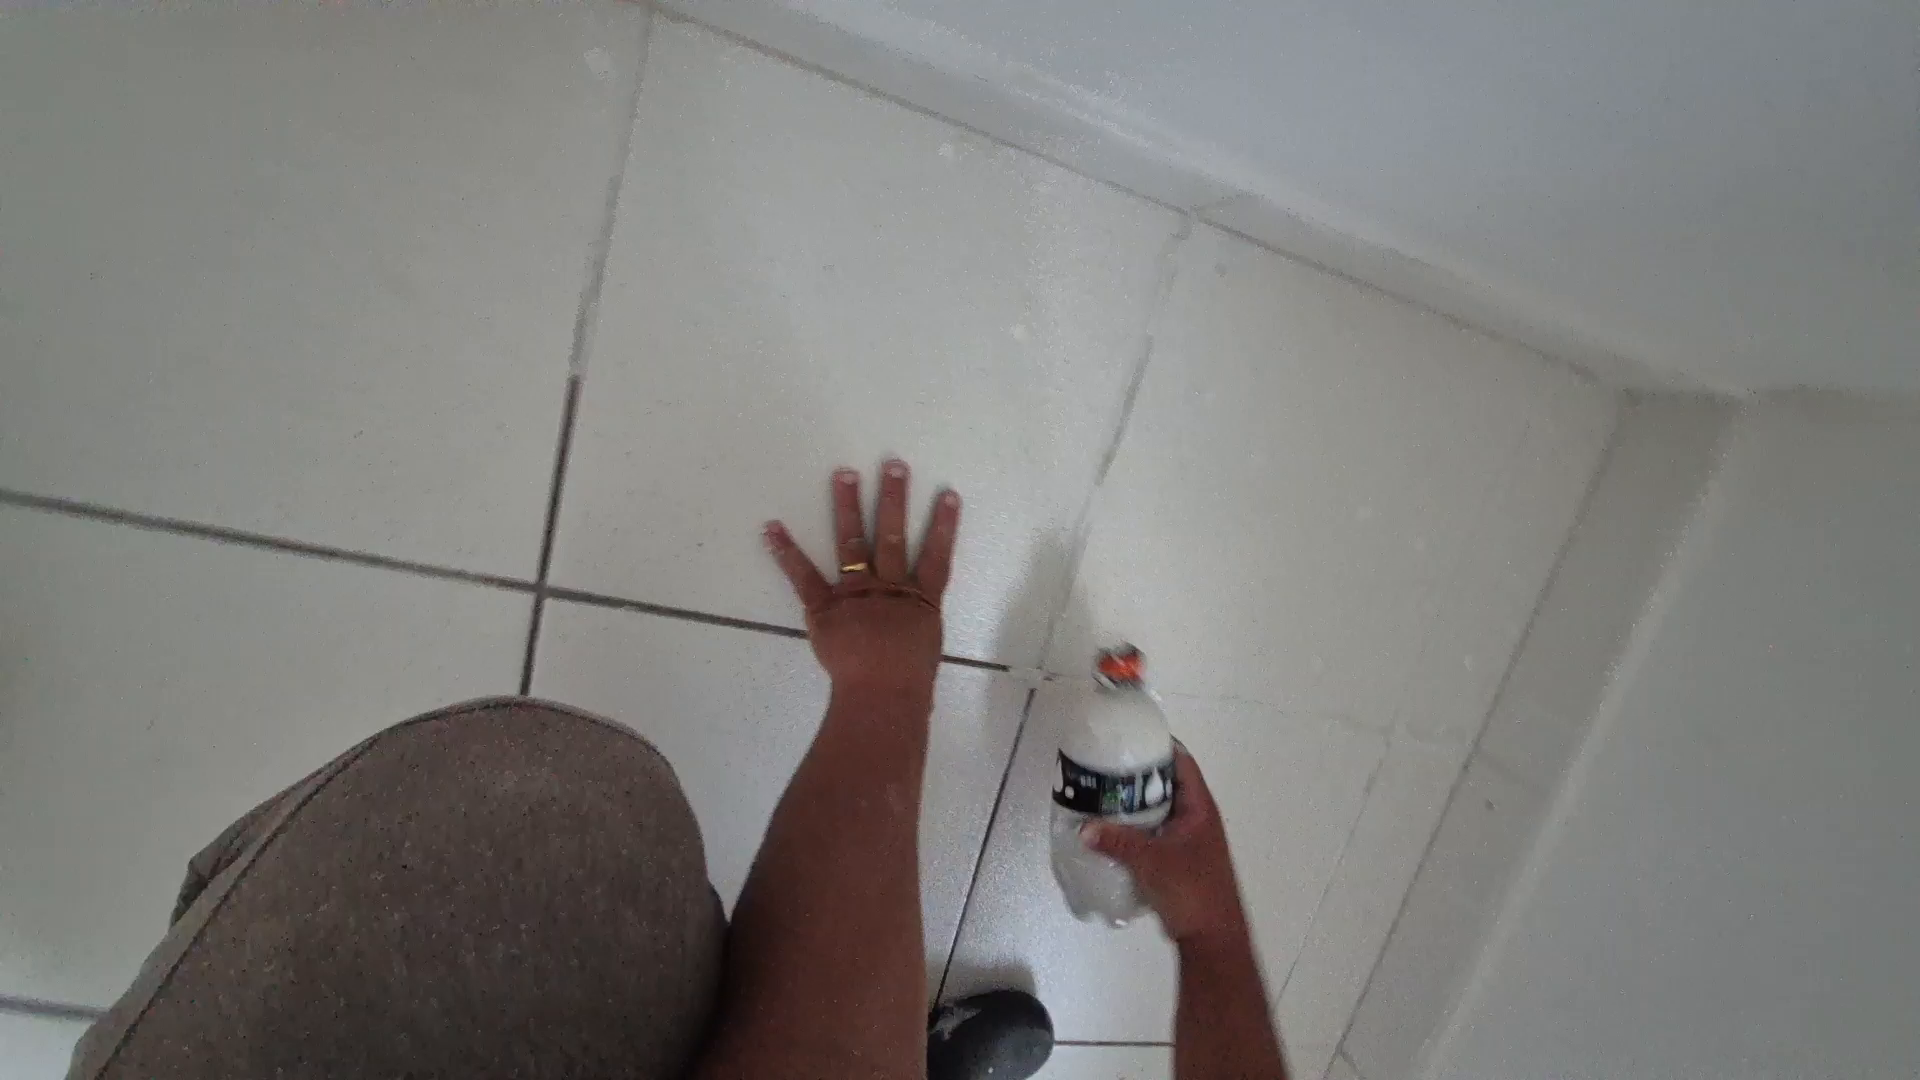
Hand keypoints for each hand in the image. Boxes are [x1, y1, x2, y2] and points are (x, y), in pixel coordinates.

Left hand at [763, 460, 960, 695]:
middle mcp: (890, 587)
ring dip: (849, 506)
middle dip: (894, 499)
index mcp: (920, 600)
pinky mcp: (825, 608)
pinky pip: (804, 577)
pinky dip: (786, 552)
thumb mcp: (924, 649)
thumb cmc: (910, 682)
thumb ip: (915, 628)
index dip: (944, 526)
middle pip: (894, 536)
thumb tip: (911, 625)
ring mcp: (856, 594)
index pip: (937, 556)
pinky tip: (772, 527)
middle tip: (893, 465)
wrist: (883, 695)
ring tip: (845, 474)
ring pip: (854, 544)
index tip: (948, 495)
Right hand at [1082, 747, 1248, 947]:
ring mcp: (1187, 838)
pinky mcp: (1177, 857)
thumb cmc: (1192, 891)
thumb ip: (1117, 842)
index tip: (1129, 738)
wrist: (1213, 940)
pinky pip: (1153, 830)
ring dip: (1135, 802)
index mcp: (1199, 808)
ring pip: (1158, 809)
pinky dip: (1135, 826)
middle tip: (1106, 765)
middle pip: (1166, 783)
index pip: (1181, 762)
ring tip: (1102, 792)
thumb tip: (1083, 828)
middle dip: (1138, 774)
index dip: (1158, 746)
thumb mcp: (1151, 862)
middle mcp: (1196, 817)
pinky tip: (1110, 828)